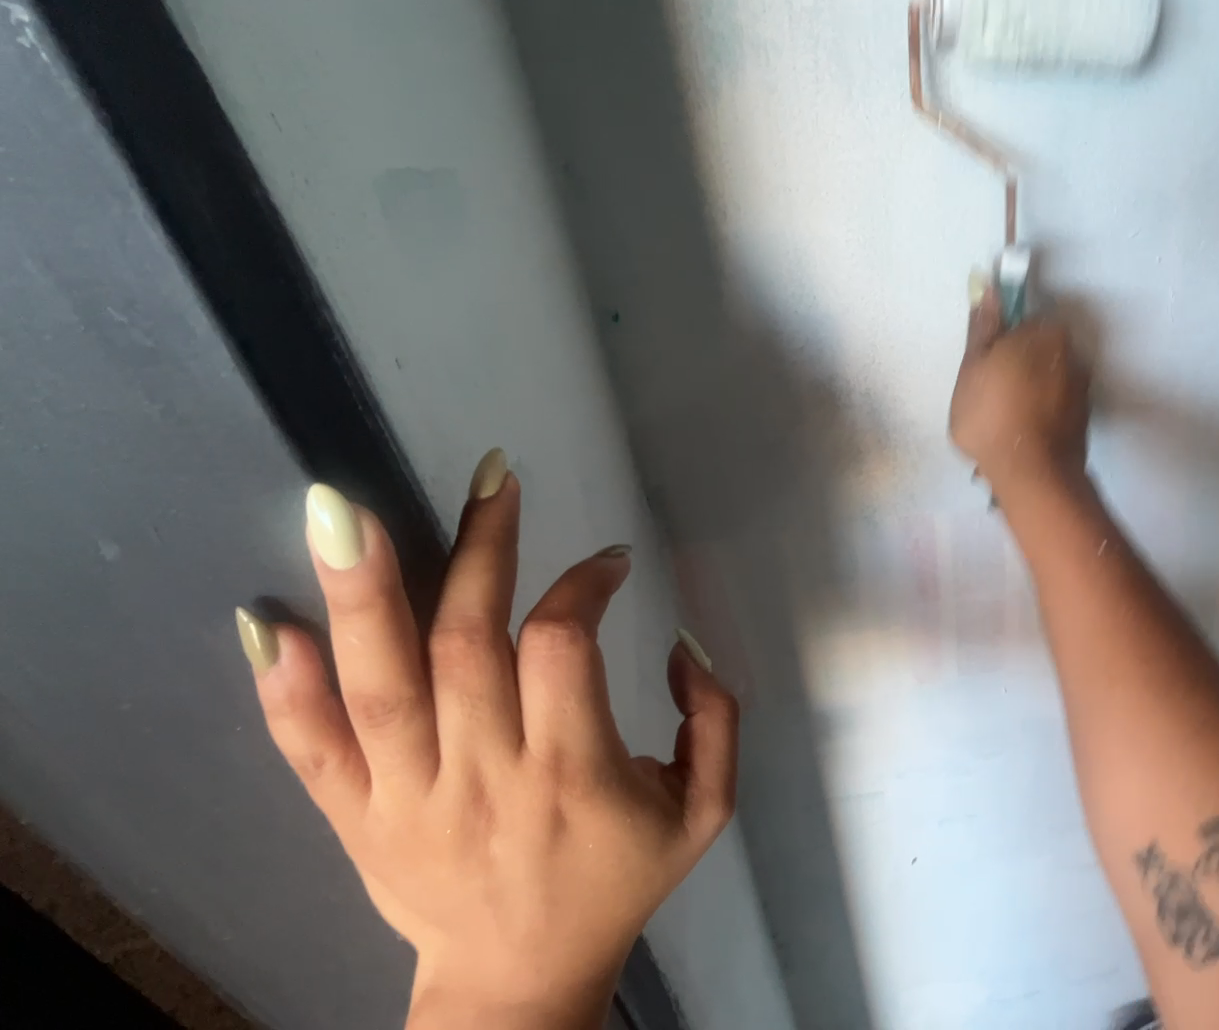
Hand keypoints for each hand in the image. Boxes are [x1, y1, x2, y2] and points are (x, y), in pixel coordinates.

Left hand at [233, 450, 739, 1028]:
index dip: (583, 585)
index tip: (607, 562)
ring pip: (377, 685)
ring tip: (337, 506)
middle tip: (495, 478)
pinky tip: (266, 620)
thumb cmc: (620, 881)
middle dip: (482, 547)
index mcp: (573, 772)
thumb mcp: (706, 811)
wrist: (520, 981)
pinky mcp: (356, 819)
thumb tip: (682, 643)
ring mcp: (407, 798)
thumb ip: (714, 720)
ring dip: (359, 591)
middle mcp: (484, 776)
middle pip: (467, 644)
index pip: (563, 648)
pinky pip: (310, 750)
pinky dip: (283, 687)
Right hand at [949, 285, 1092, 500]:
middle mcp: (1072, 354)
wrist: (1032, 473)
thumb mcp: (972, 367)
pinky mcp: (1083, 419)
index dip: (1003, 340)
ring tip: (1005, 421)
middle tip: (990, 393)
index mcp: (1047, 332)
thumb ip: (983, 327)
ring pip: (1048, 380)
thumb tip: (990, 290)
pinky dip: (1041, 414)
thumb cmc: (992, 414)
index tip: (986, 364)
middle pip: (1039, 351)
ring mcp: (1082, 389)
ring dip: (1030, 392)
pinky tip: (1022, 434)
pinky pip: (1056, 406)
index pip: (1025, 321)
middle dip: (1019, 366)